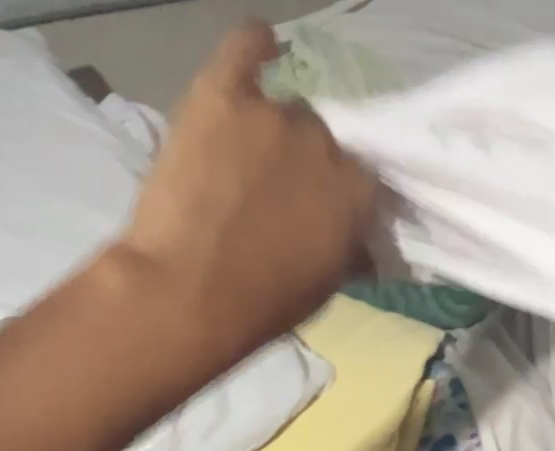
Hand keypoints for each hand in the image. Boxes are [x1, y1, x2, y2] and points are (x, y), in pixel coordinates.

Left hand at [114, 21, 378, 365]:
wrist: (189, 292)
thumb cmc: (264, 302)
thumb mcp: (328, 284)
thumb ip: (349, 247)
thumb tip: (358, 241)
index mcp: (359, 194)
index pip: (365, 179)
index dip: (343, 194)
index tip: (327, 211)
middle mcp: (327, 145)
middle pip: (324, 140)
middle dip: (308, 165)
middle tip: (281, 192)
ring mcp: (273, 116)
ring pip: (286, 109)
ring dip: (276, 132)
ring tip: (250, 156)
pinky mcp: (221, 95)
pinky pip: (244, 49)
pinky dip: (255, 44)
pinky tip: (263, 45)